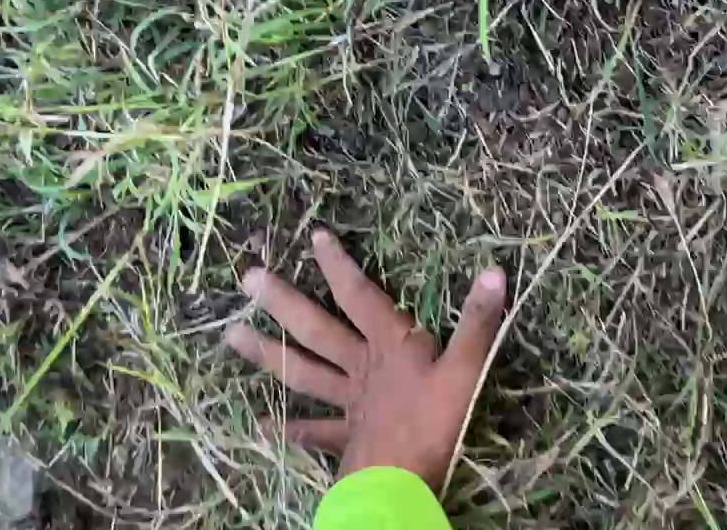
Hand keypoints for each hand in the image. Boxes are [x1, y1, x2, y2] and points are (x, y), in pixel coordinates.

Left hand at [226, 228, 506, 489]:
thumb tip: (495, 270)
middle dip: (283, 303)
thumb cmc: (431, 424)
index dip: (338, 265)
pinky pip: (314, 431)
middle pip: (316, 329)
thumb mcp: (464, 367)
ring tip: (231, 335)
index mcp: (389, 344)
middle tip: (248, 280)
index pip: (359, 295)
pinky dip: (288, 429)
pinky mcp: (346, 438)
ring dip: (267, 354)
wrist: (398, 489)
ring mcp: (348, 403)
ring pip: (302, 373)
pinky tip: (262, 425)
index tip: (314, 237)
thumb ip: (478, 320)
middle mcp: (361, 366)